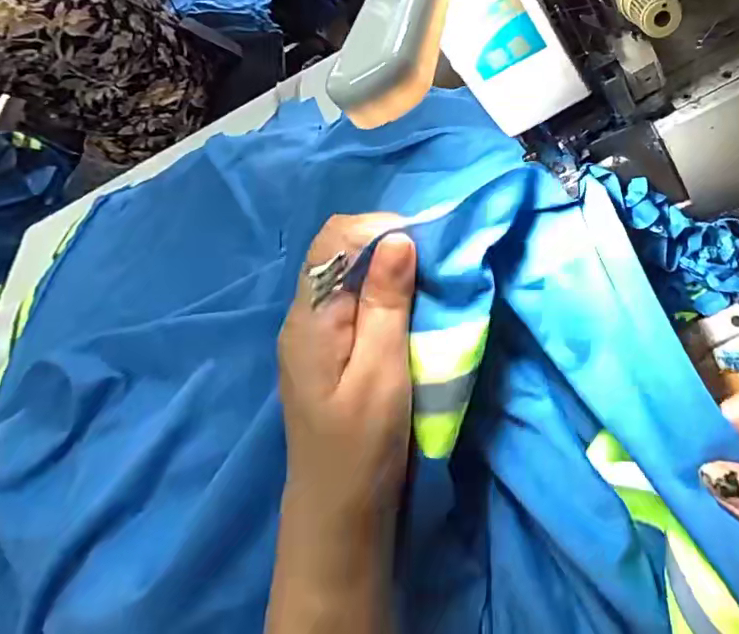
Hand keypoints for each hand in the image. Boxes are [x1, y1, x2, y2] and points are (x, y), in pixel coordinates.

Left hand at [269, 215, 415, 633]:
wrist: (340, 511)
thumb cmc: (363, 443)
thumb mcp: (381, 370)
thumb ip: (387, 303)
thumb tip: (399, 237)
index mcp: (309, 318)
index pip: (333, 239)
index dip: (379, 227)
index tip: (425, 241)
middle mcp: (305, 316)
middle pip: (340, 249)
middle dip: (388, 241)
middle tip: (433, 258)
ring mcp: (316, 331)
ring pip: (350, 271)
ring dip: (390, 264)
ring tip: (429, 275)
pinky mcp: (332, 345)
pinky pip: (356, 296)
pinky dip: (387, 286)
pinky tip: (411, 300)